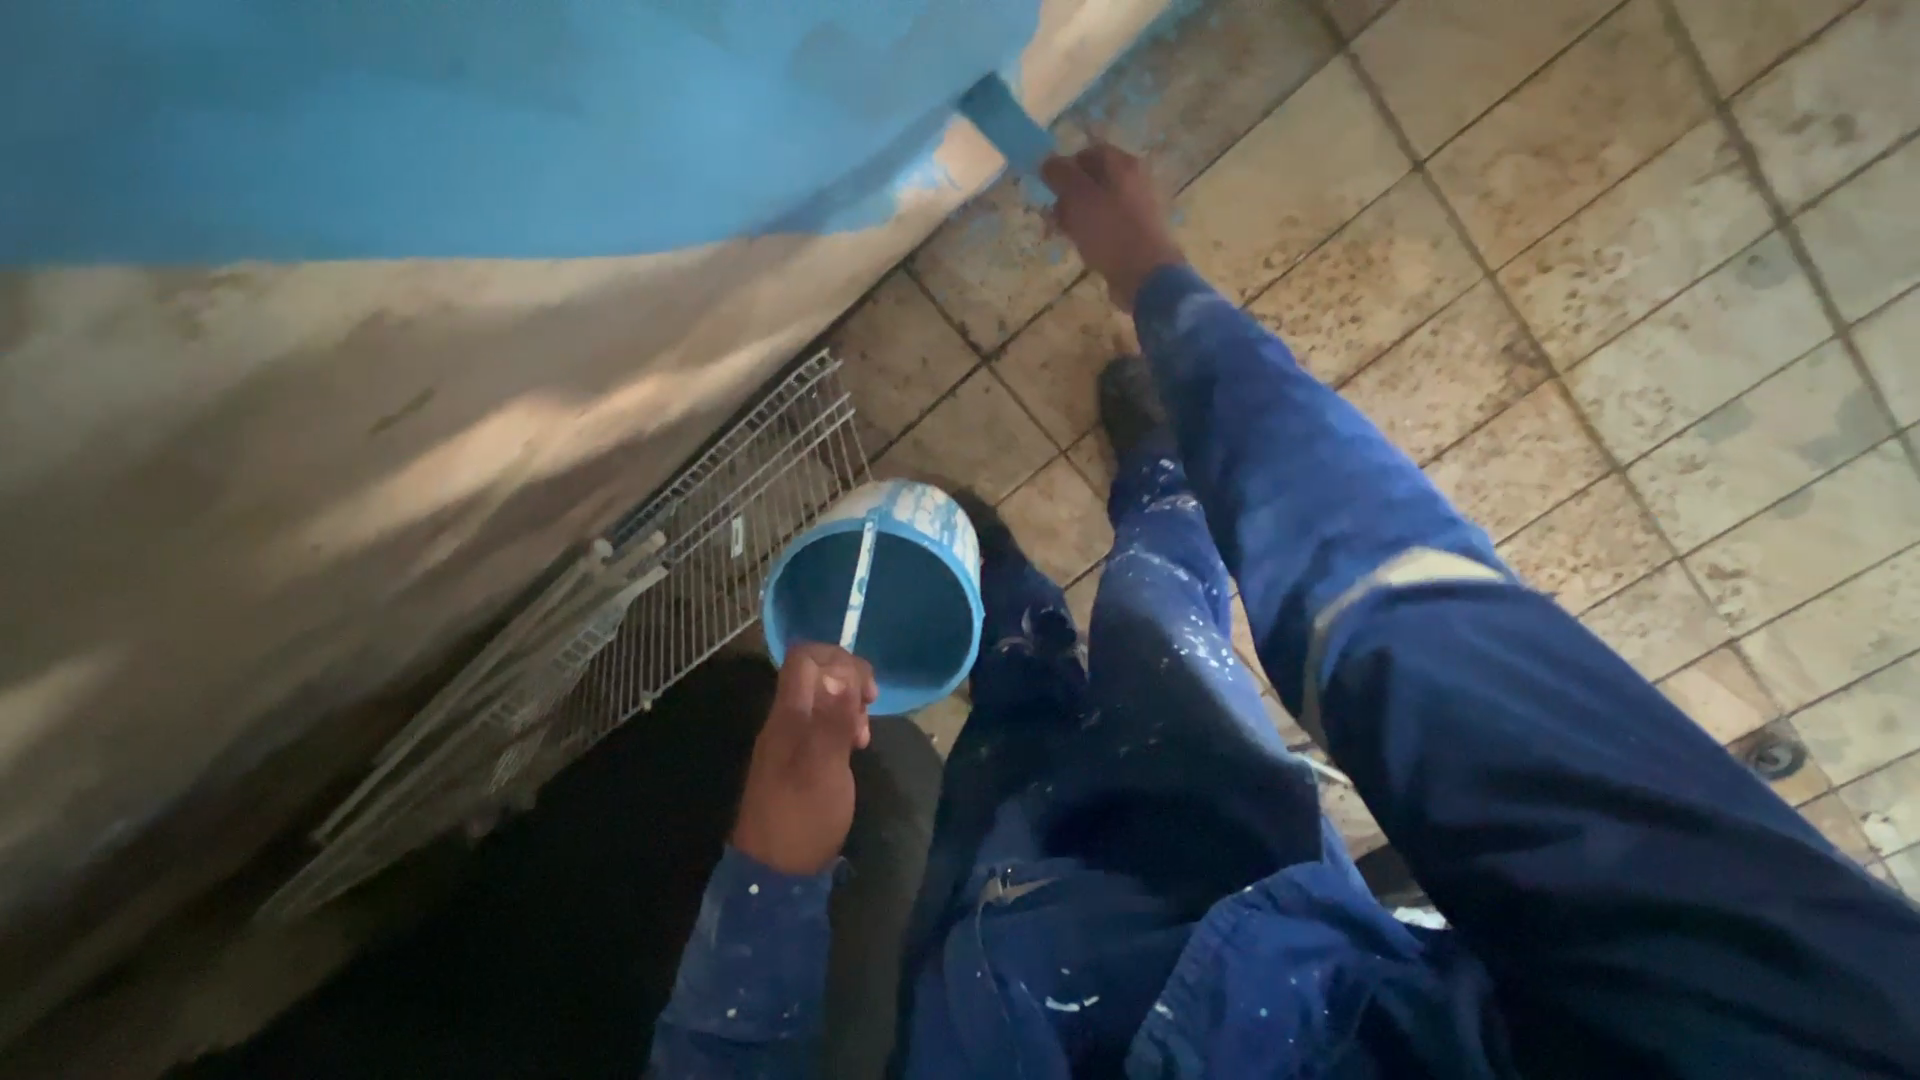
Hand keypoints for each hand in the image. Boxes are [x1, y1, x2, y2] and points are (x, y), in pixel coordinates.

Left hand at [731, 643, 877, 875]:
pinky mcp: (798, 758)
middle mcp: (785, 719)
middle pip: (815, 671)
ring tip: (864, 733)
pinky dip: (842, 724)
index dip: (839, 659)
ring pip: (821, 697)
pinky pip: (821, 722)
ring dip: (849, 703)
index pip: (805, 657)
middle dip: (849, 679)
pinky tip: (855, 746)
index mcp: (788, 716)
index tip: (866, 689)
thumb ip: (833, 720)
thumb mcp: (824, 769)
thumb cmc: (802, 818)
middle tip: (869, 709)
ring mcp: (789, 739)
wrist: (774, 872)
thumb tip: (840, 673)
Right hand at [1042, 143, 1186, 310]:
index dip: (1066, 168)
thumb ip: (1061, 175)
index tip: (1050, 190)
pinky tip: (1085, 248)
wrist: (1146, 274)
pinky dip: (1093, 232)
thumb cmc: (1110, 231)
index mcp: (1123, 164)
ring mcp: (1139, 209)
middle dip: (1069, 196)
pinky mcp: (1138, 234)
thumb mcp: (1079, 198)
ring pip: (1099, 205)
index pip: (1089, 153)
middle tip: (1054, 217)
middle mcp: (1135, 181)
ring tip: (1065, 235)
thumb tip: (1047, 162)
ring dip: (1077, 216)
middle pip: (1094, 180)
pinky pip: (1109, 226)